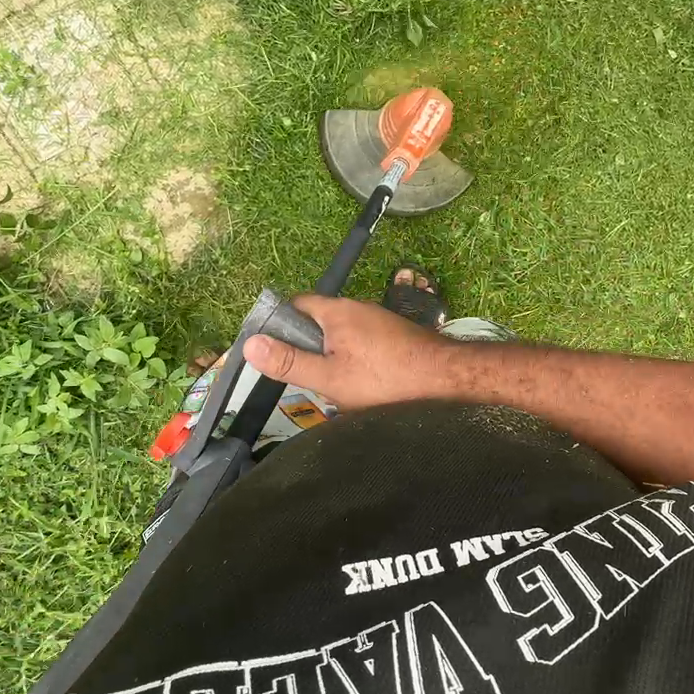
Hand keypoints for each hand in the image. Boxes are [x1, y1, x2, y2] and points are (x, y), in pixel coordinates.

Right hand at [244, 295, 456, 409]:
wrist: (443, 378)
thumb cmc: (384, 378)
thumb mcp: (328, 377)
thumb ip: (290, 362)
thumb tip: (250, 344)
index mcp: (337, 311)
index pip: (297, 305)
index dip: (281, 326)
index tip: (276, 354)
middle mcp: (358, 308)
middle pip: (320, 323)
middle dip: (311, 350)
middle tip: (312, 379)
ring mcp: (380, 321)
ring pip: (344, 338)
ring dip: (336, 360)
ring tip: (340, 388)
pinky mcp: (396, 336)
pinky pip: (365, 346)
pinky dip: (358, 363)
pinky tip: (367, 386)